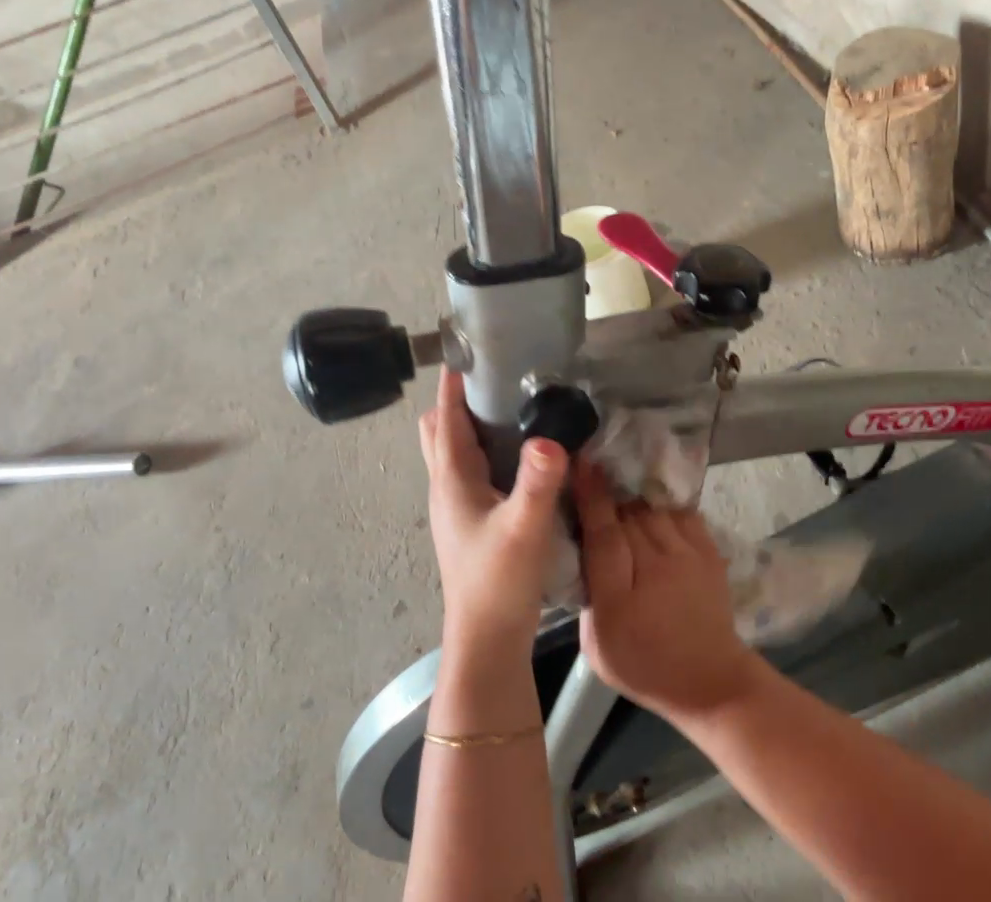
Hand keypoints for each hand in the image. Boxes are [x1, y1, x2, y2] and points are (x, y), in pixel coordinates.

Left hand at [419, 368, 568, 649]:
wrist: (488, 639)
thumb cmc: (498, 583)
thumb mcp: (524, 530)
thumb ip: (537, 483)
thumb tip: (550, 437)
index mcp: (452, 481)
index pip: (444, 419)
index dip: (452, 385)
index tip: (470, 350)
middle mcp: (448, 489)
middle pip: (440, 432)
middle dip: (459, 401)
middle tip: (498, 379)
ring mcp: (458, 508)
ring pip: (456, 453)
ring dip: (474, 426)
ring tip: (515, 406)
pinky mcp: (473, 523)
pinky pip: (475, 472)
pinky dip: (489, 452)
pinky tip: (524, 457)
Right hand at [574, 461, 766, 721]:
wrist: (709, 680)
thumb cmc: (644, 667)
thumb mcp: (597, 646)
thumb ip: (588, 597)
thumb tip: (581, 556)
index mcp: (620, 597)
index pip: (604, 534)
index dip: (590, 497)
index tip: (580, 466)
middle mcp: (657, 568)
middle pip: (628, 514)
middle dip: (609, 499)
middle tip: (593, 488)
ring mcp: (688, 557)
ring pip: (654, 511)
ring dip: (635, 504)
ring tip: (622, 503)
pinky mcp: (710, 553)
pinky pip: (682, 515)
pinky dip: (665, 510)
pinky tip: (654, 512)